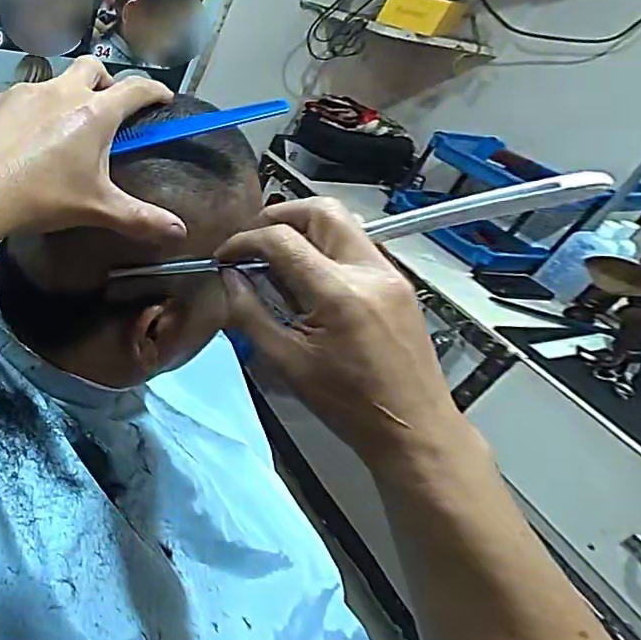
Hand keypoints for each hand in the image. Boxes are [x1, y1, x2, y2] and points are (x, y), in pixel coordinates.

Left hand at [0, 57, 186, 242]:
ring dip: (67, 95)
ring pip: (56, 81)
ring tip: (62, 127)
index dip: (155, 90)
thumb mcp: (96, 208)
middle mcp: (63, 91)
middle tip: (107, 109)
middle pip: (94, 68)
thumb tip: (180, 231)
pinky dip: (34, 109)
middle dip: (107, 82)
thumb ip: (140, 218)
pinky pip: (25, 96)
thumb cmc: (43, 197)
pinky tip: (25, 136)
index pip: (136, 88)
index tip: (163, 97)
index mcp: (95, 112)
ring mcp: (27, 92)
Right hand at [216, 198, 455, 465]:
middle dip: (279, 217)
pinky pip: (356, 245)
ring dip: (304, 228)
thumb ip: (250, 313)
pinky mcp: (399, 283)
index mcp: (339, 293)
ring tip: (277, 259)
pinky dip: (325, 246)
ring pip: (342, 222)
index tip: (225, 256)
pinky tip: (308, 278)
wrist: (415, 429)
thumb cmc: (349, 405)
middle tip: (253, 243)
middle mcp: (370, 271)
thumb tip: (230, 277)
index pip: (282, 239)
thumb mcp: (286, 362)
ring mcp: (390, 274)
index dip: (244, 241)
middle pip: (320, 210)